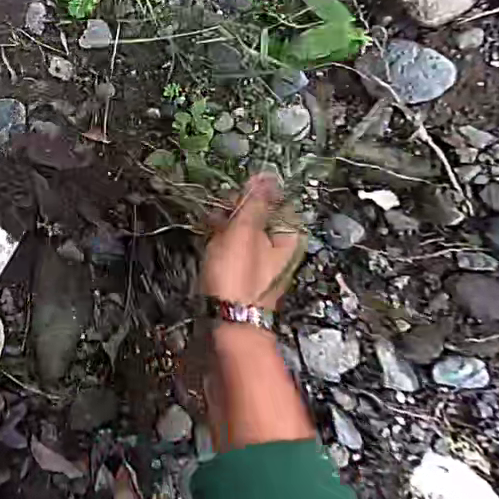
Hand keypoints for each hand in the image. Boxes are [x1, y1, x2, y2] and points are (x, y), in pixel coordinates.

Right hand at [201, 172, 301, 308]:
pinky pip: (236, 247)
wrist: (228, 323)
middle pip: (261, 215)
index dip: (254, 193)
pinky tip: (210, 240)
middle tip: (220, 210)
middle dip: (238, 209)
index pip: (276, 200)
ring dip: (227, 224)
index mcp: (289, 236)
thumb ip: (256, 201)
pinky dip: (223, 241)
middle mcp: (281, 248)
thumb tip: (269, 175)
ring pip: (245, 230)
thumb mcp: (244, 231)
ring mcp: (263, 261)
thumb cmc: (238, 279)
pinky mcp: (246, 272)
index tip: (236, 192)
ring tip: (210, 225)